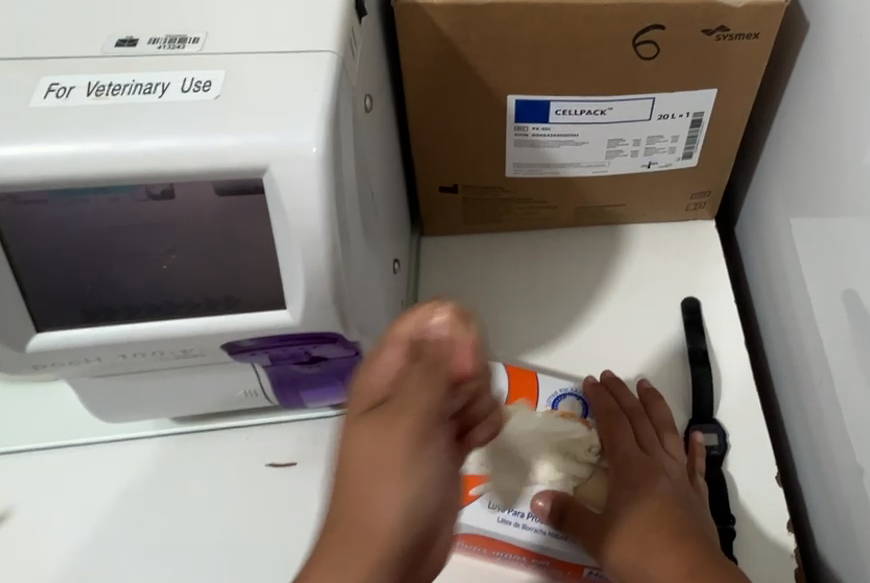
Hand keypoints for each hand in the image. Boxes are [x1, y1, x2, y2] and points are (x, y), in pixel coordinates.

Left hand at [296, 301, 503, 582]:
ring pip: (473, 381)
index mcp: (388, 373)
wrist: (385, 562)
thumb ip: (432, 363)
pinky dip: (484, 426)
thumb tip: (449, 311)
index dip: (454, 330)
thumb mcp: (408, 419)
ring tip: (464, 432)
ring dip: (480, 403)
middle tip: (459, 403)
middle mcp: (409, 387)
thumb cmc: (389, 488)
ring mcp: (430, 416)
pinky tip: (475, 446)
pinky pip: (480, 414)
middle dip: (471, 372)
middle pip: (458, 347)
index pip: (427, 319)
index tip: (466, 360)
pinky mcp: (449, 443)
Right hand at [530, 371, 744, 582]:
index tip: (591, 381)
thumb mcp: (597, 540)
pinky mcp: (697, 494)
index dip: (602, 400)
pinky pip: (695, 463)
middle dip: (623, 395)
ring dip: (655, 405)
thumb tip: (538, 498)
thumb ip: (569, 516)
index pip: (613, 424)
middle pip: (638, 419)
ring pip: (666, 430)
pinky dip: (694, 446)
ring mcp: (679, 475)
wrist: (691, 575)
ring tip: (647, 385)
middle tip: (611, 375)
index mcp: (630, 468)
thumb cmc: (641, 554)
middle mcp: (655, 463)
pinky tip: (694, 434)